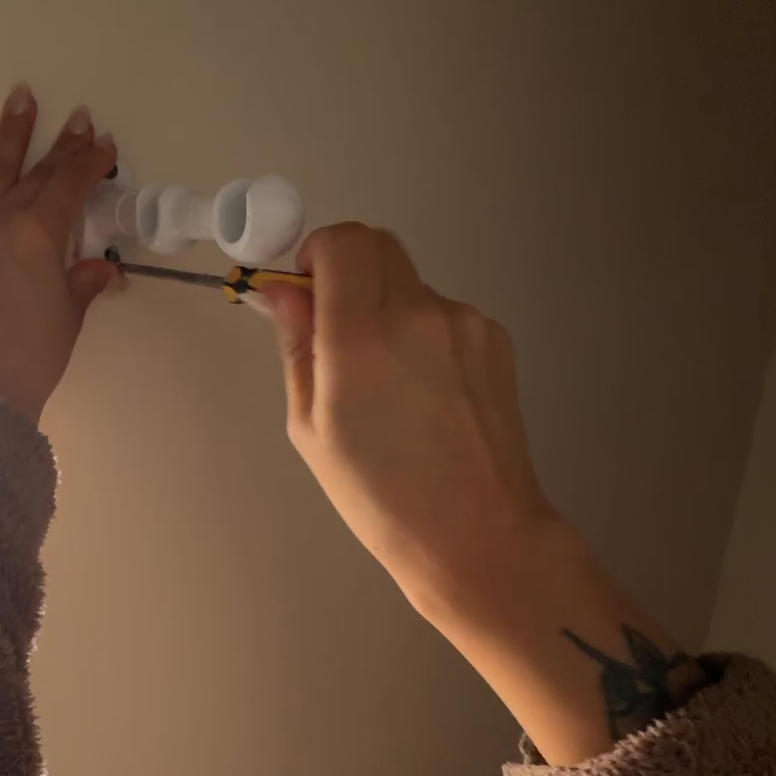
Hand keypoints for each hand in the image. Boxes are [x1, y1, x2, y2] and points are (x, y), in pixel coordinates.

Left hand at [0, 84, 119, 423]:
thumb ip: (82, 281)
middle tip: (78, 118)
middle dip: (61, 147)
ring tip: (21, 98)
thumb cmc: (33, 356)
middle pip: (37, 176)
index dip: (91, 164)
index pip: (71, 188)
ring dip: (10, 136)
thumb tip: (101, 269)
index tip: (106, 144)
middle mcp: (1, 222)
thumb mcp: (68, 316)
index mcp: (38, 236)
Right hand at [254, 223, 559, 621]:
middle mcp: (420, 314)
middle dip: (345, 268)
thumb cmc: (376, 493)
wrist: (477, 533)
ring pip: (409, 280)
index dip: (315, 253)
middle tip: (333, 325)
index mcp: (363, 339)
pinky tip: (422, 389)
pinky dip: (418, 328)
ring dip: (383, 304)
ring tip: (384, 378)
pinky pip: (441, 310)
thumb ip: (297, 346)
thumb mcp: (309, 426)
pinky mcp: (495, 338)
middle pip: (377, 243)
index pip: (342, 242)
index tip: (306, 291)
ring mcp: (466, 323)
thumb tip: (280, 293)